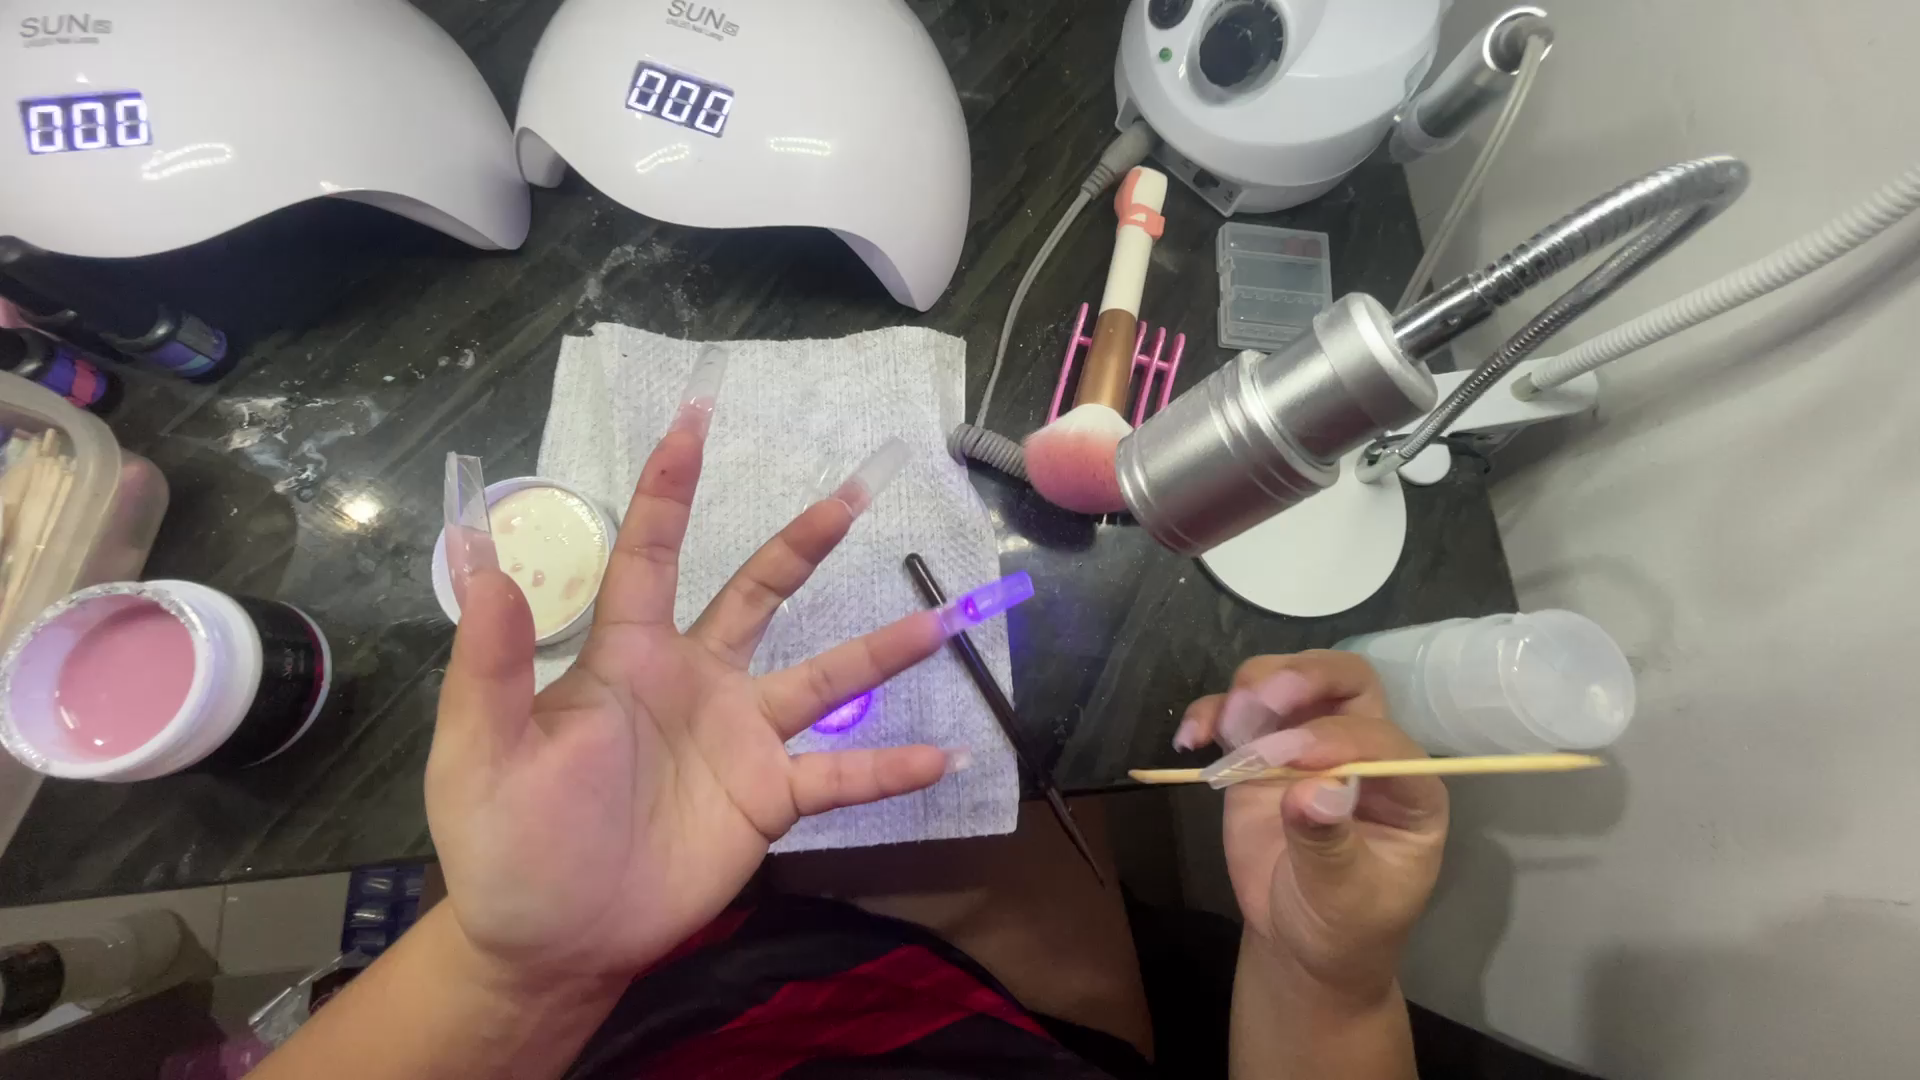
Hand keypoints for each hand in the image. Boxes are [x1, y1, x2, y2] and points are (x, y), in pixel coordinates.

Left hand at [426, 365, 989, 993]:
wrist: (555, 936)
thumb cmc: (510, 838)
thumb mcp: (486, 749)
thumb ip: (494, 661)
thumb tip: (481, 556)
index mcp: (631, 655)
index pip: (653, 553)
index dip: (670, 487)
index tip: (694, 419)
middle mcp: (701, 679)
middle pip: (762, 593)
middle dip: (806, 543)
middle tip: (855, 497)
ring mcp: (744, 736)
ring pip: (824, 680)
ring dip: (882, 652)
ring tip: (941, 621)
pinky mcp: (771, 795)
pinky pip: (841, 775)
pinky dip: (888, 769)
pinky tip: (941, 756)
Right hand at [1177, 651, 1447, 1004]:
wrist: (1297, 939)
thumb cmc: (1340, 926)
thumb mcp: (1342, 899)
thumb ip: (1329, 844)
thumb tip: (1316, 790)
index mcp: (1405, 788)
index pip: (1379, 739)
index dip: (1336, 739)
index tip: (1288, 759)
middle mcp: (1359, 750)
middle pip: (1344, 680)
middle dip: (1304, 676)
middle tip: (1262, 695)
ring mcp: (1306, 743)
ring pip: (1286, 680)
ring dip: (1252, 687)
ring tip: (1224, 727)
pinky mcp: (1259, 749)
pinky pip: (1236, 711)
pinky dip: (1210, 713)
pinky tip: (1190, 740)